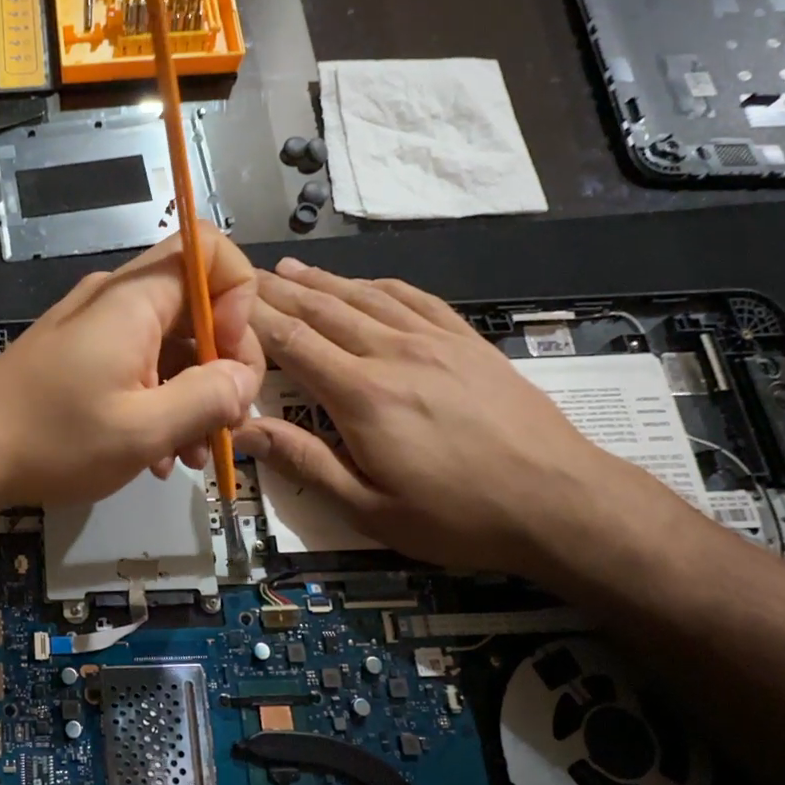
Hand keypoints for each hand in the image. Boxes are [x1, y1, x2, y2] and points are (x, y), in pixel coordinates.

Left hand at [0, 225, 265, 509]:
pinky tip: (157, 455)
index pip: (210, 253)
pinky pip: (136, 364)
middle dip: (222, 365)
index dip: (239, 300)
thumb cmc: (54, 440)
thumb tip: (244, 379)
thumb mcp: (143, 430)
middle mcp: (112, 301)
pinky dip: (157, 402)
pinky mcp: (76, 357)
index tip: (232, 362)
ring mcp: (91, 329)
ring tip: (192, 456)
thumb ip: (208, 398)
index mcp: (132, 301)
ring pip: (168, 343)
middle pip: (195, 305)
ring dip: (191, 395)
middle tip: (226, 425)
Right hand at [235, 257, 659, 572]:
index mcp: (362, 395)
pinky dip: (379, 285)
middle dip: (276, 290)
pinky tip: (363, 283)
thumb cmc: (459, 516)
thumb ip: (305, 462)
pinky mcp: (468, 342)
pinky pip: (415, 299)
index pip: (292, 342)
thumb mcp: (369, 509)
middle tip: (241, 273)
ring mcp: (435, 341)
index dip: (252, 318)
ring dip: (320, 280)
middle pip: (322, 310)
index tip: (222, 301)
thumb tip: (243, 429)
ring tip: (286, 268)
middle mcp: (392, 353)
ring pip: (364, 298)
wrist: (562, 502)